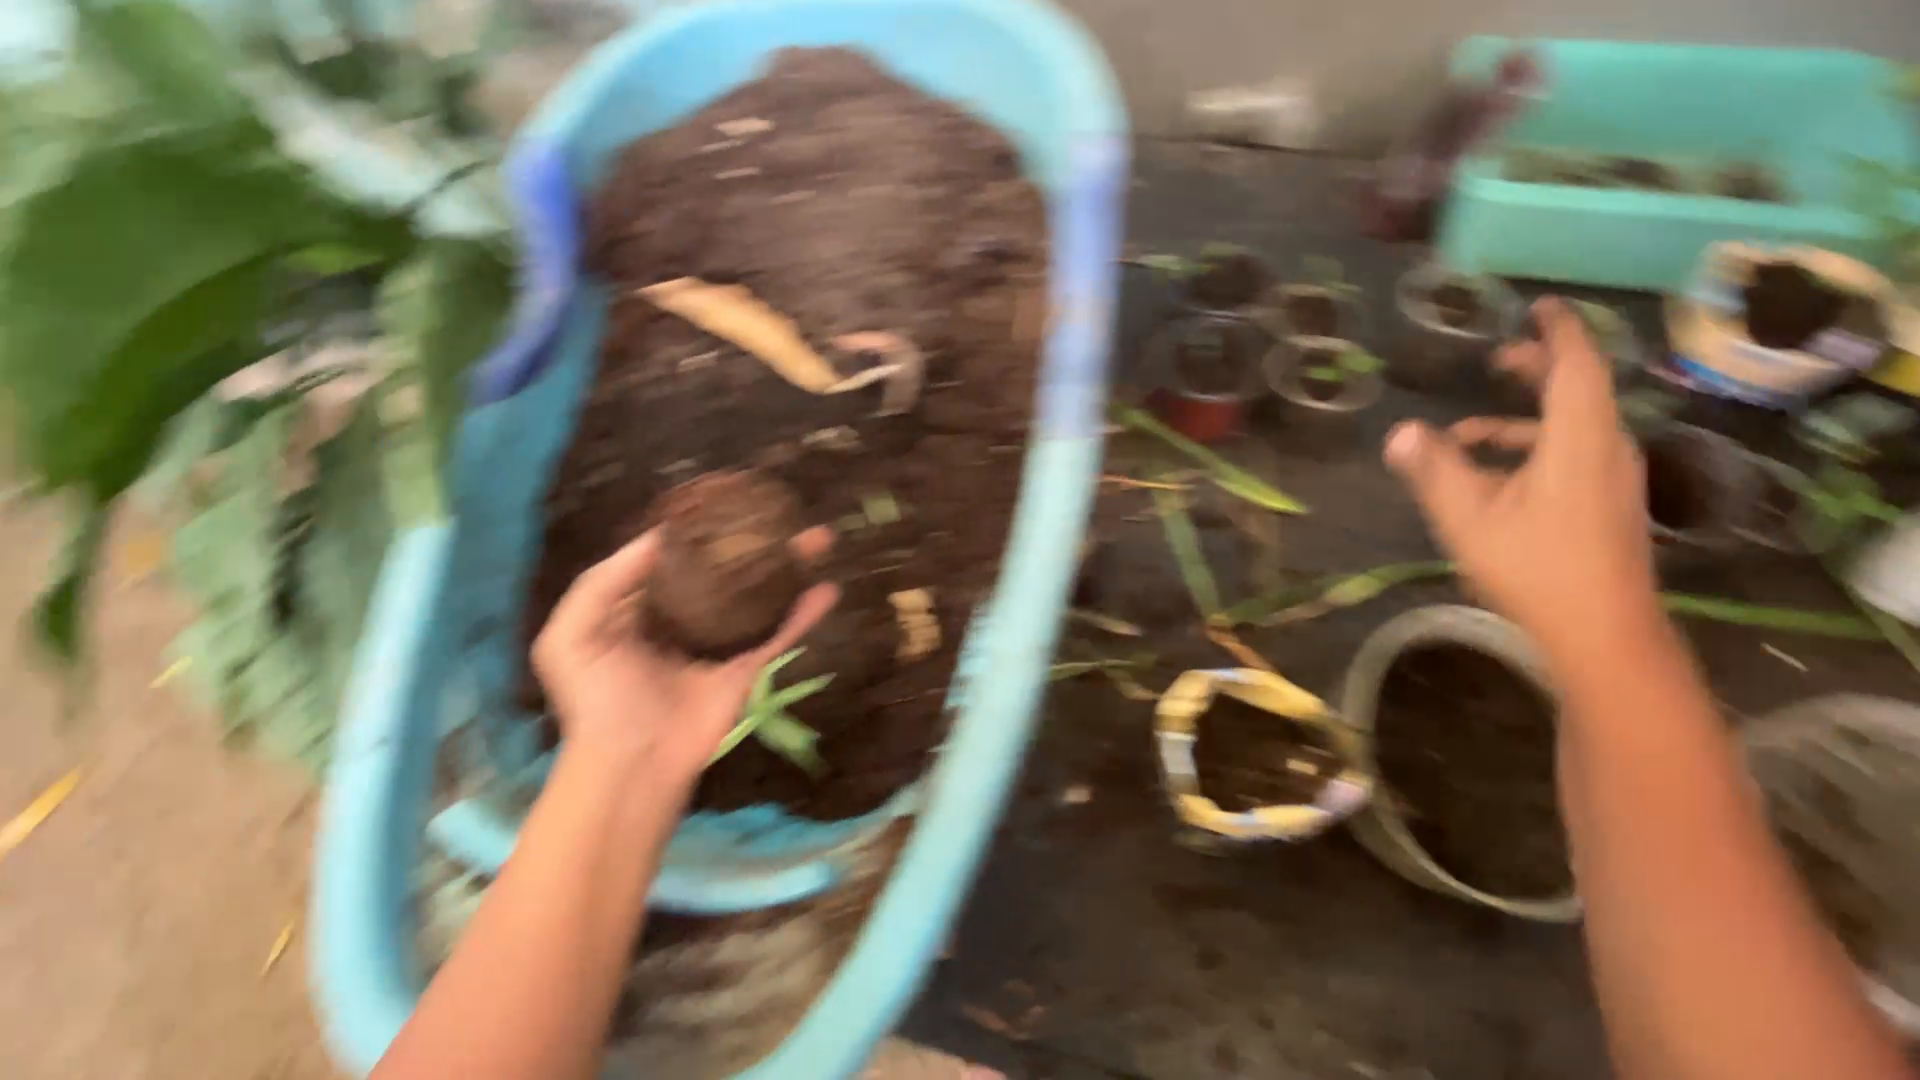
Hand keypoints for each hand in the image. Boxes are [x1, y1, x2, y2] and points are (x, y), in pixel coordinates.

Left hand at [531, 527, 838, 782]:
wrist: (633, 761)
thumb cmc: (597, 696)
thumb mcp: (571, 635)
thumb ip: (605, 581)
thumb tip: (661, 537)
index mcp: (643, 608)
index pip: (675, 559)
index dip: (698, 530)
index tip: (725, 501)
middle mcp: (686, 619)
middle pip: (727, 571)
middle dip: (754, 543)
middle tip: (781, 514)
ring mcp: (722, 643)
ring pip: (761, 596)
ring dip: (788, 568)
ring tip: (817, 539)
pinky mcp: (748, 667)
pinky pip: (780, 634)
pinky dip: (805, 614)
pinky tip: (827, 589)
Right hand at [1382, 296, 1659, 656]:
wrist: (1604, 634)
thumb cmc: (1535, 568)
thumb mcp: (1468, 518)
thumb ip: (1433, 470)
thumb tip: (1400, 432)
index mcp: (1579, 440)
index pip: (1576, 364)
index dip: (1558, 330)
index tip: (1539, 305)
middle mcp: (1606, 449)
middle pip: (1578, 391)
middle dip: (1536, 370)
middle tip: (1496, 360)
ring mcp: (1613, 479)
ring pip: (1572, 427)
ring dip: (1522, 421)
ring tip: (1466, 435)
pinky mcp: (1609, 505)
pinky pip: (1574, 455)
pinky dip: (1534, 450)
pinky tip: (1495, 482)